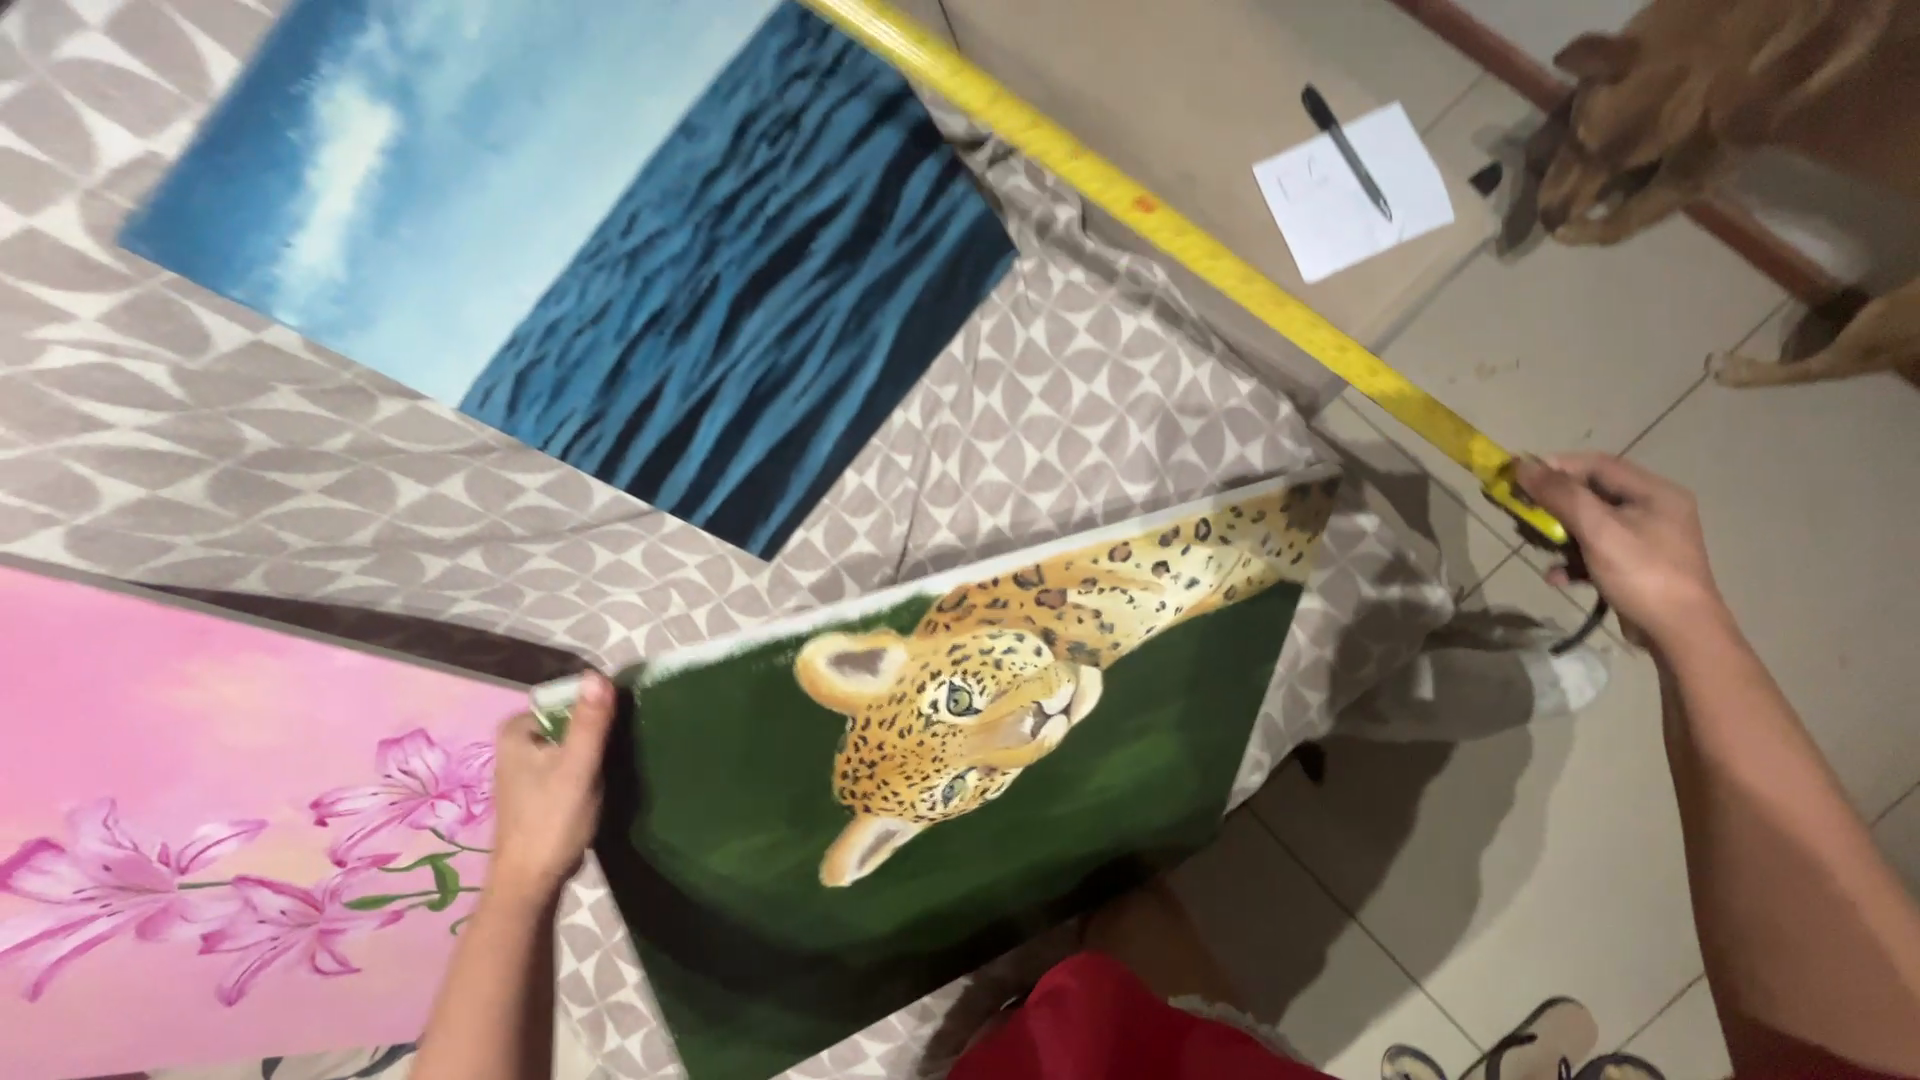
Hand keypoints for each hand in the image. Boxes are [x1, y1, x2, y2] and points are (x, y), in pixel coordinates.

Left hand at [485, 671, 616, 909]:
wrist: (532, 882)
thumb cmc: (552, 821)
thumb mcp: (577, 767)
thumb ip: (589, 722)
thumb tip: (599, 675)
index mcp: (517, 730)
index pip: (568, 699)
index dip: (598, 708)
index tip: (622, 725)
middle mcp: (517, 742)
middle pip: (571, 720)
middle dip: (598, 730)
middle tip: (625, 744)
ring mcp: (528, 766)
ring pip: (574, 742)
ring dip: (597, 750)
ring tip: (619, 761)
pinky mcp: (542, 787)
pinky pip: (572, 762)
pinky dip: (590, 766)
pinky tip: (606, 778)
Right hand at [1515, 453, 1731, 648]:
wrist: (1678, 632)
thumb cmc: (1642, 573)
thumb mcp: (1598, 530)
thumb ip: (1561, 496)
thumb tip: (1523, 466)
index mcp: (1654, 493)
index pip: (1597, 464)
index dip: (1556, 466)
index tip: (1518, 477)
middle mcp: (1653, 509)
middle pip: (1591, 493)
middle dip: (1552, 504)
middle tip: (1521, 514)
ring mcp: (1644, 538)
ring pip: (1588, 523)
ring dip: (1557, 535)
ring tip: (1537, 548)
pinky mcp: (1633, 563)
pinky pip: (1594, 550)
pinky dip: (1572, 560)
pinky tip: (1557, 576)